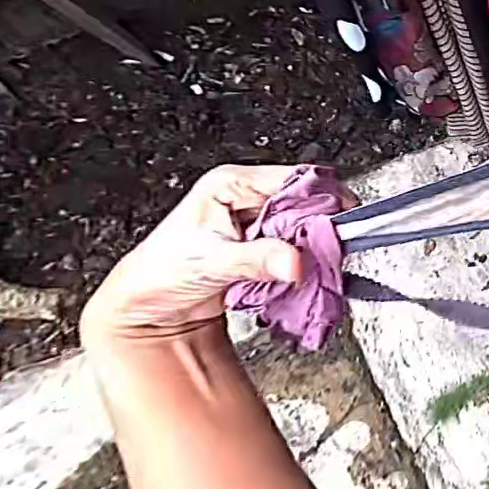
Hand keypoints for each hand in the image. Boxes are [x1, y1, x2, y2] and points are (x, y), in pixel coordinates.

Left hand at [81, 165, 350, 344]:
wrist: (147, 310)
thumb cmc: (160, 276)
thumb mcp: (210, 263)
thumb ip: (257, 260)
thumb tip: (295, 261)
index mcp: (231, 183)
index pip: (295, 177)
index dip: (322, 195)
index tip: (340, 217)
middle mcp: (249, 194)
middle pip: (307, 198)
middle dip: (320, 223)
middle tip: (326, 245)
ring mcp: (260, 216)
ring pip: (309, 220)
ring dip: (314, 241)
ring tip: (313, 259)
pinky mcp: (268, 238)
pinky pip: (302, 240)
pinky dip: (307, 254)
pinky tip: (302, 266)